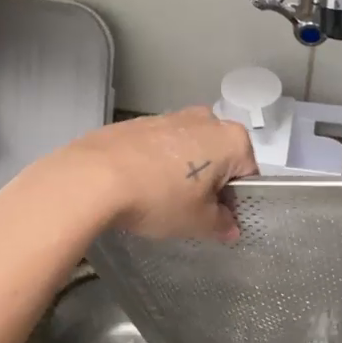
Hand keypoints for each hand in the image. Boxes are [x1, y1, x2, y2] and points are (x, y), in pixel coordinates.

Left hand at [58, 107, 257, 240]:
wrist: (93, 177)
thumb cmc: (159, 199)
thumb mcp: (197, 222)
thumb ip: (222, 224)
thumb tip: (230, 227)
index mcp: (231, 139)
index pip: (249, 173)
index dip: (235, 200)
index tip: (217, 219)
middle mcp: (205, 119)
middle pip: (219, 156)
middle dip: (210, 182)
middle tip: (189, 210)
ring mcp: (169, 116)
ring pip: (188, 149)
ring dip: (182, 171)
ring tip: (160, 200)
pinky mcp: (138, 121)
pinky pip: (159, 146)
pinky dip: (156, 164)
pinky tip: (139, 186)